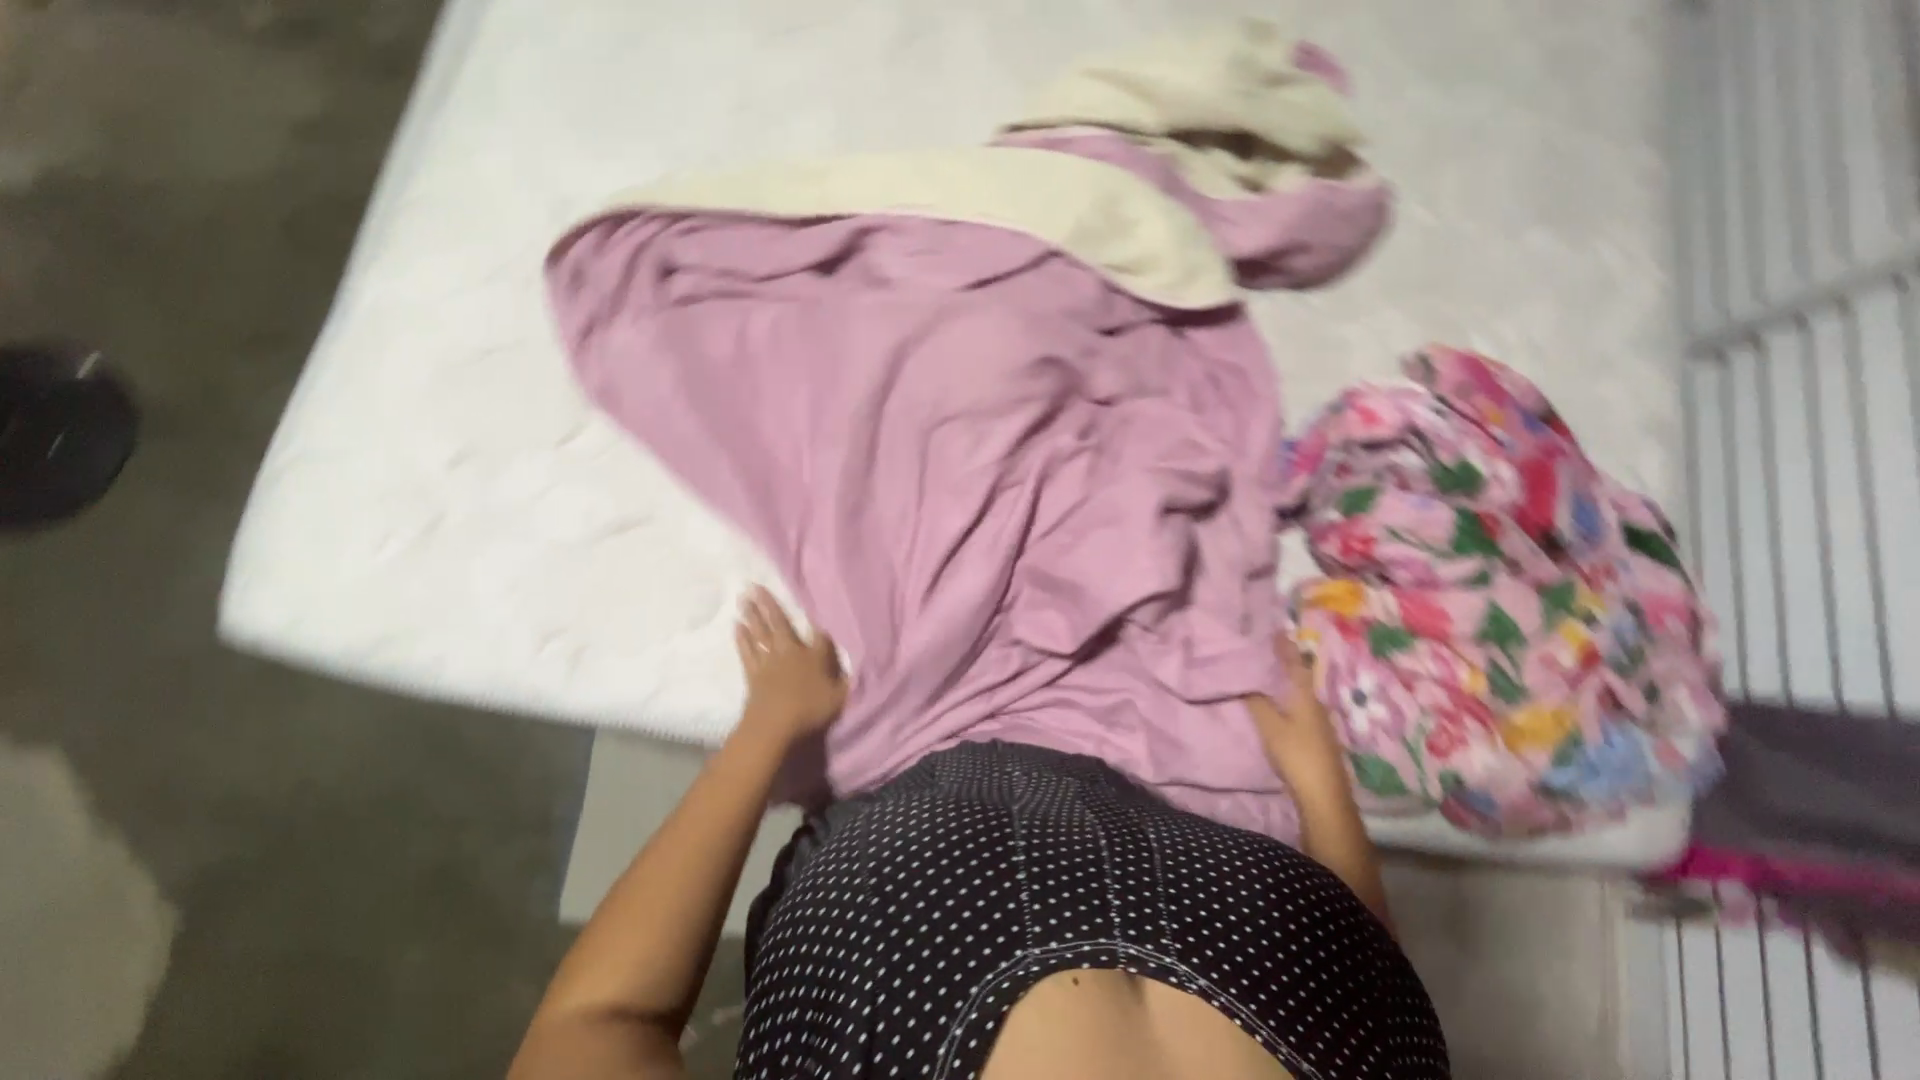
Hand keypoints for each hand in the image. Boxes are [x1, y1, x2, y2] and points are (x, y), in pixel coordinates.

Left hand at [733, 586, 846, 744]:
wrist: (775, 725)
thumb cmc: (810, 711)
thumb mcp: (839, 698)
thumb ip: (848, 681)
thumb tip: (862, 666)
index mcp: (815, 656)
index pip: (820, 634)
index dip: (818, 618)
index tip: (814, 598)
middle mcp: (791, 652)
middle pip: (780, 623)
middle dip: (768, 604)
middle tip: (754, 585)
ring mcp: (769, 662)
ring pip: (760, 633)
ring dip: (752, 616)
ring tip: (743, 599)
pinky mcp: (753, 674)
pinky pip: (747, 651)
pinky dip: (741, 639)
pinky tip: (736, 626)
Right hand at [1245, 628, 1346, 784]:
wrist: (1323, 794)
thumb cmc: (1296, 754)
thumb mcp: (1269, 726)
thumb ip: (1255, 701)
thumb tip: (1243, 678)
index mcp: (1305, 696)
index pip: (1294, 663)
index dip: (1284, 647)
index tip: (1275, 630)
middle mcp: (1315, 703)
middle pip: (1299, 676)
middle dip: (1284, 661)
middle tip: (1266, 648)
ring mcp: (1319, 721)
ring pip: (1300, 692)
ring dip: (1286, 681)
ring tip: (1267, 672)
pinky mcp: (1317, 737)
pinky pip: (1300, 706)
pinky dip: (1287, 698)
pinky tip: (1278, 703)